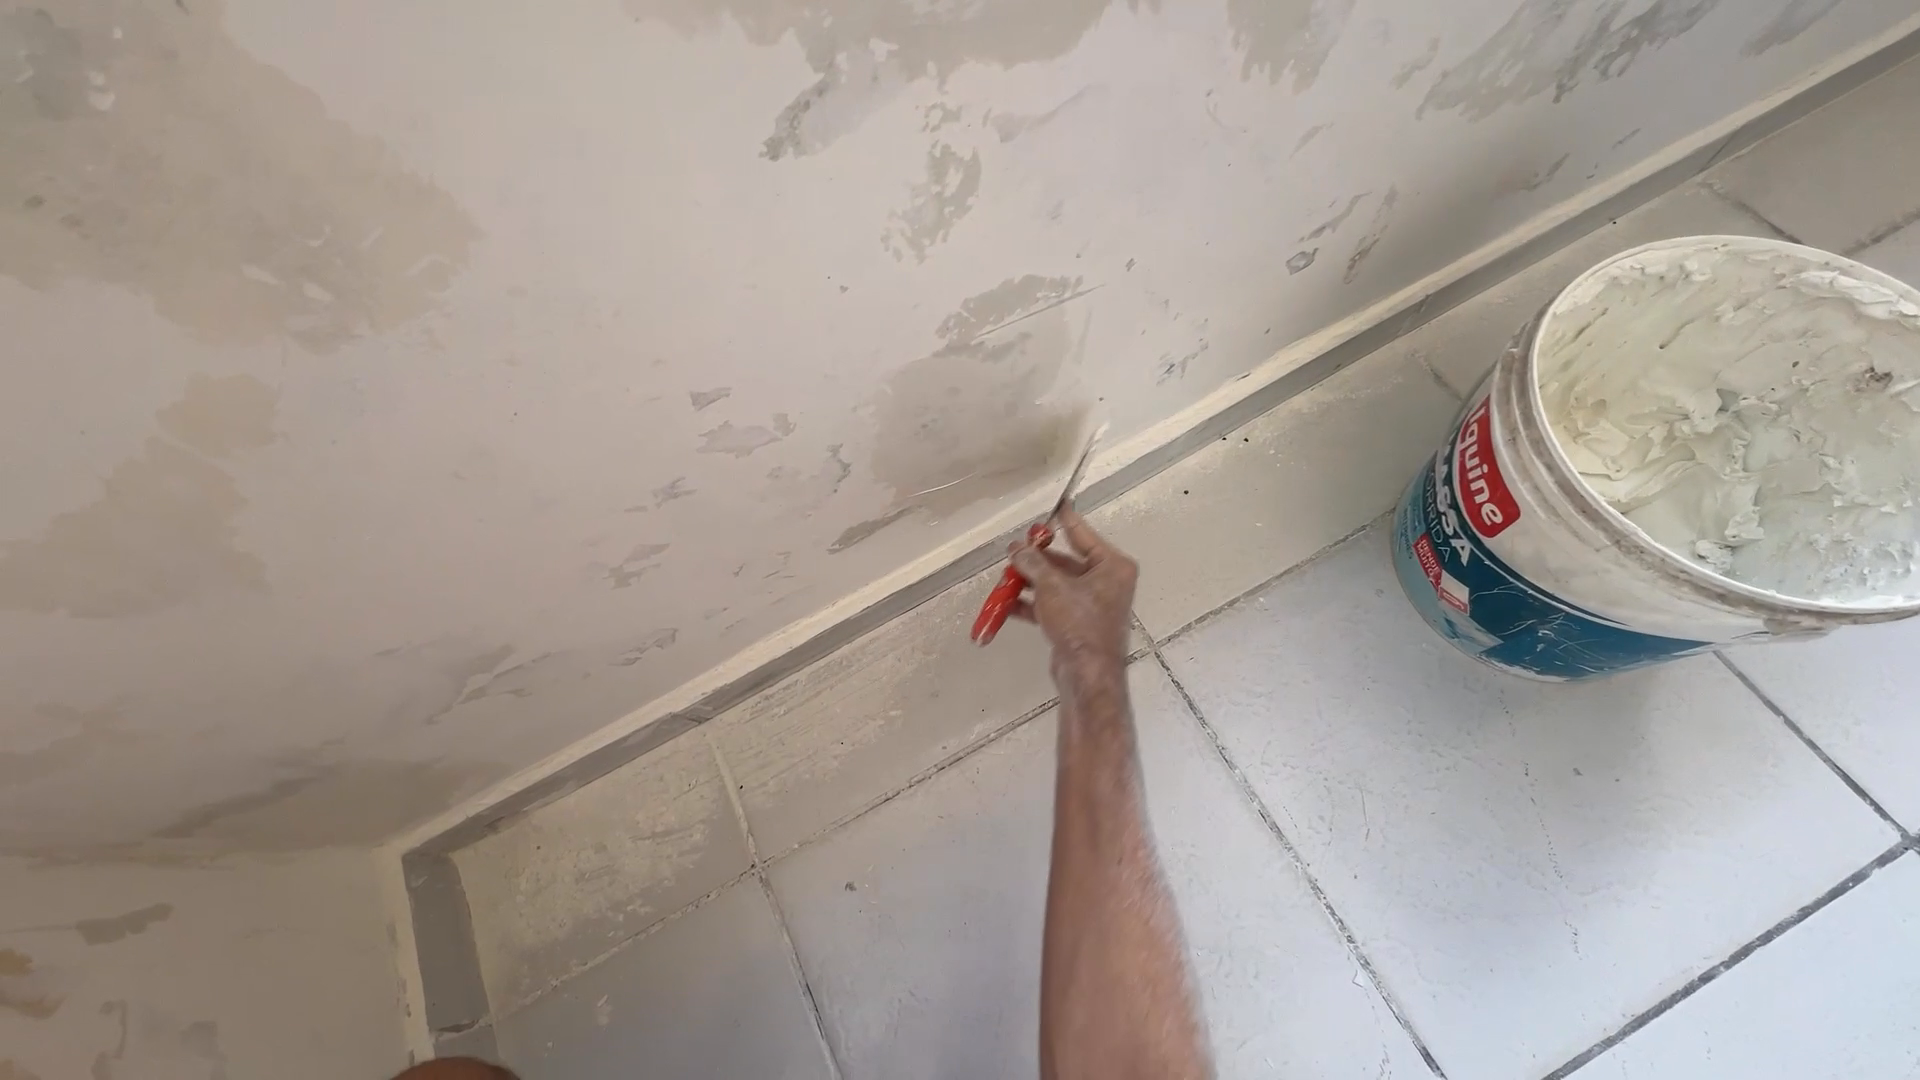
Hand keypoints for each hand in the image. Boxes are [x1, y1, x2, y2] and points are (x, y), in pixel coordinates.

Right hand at [1008, 505, 1137, 673]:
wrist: (1087, 674)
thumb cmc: (1079, 623)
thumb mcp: (1052, 586)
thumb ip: (1032, 563)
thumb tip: (1016, 549)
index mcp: (1112, 566)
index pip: (1083, 534)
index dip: (1066, 520)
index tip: (1057, 503)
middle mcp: (1105, 581)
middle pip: (1065, 560)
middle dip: (1036, 558)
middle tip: (1013, 550)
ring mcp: (1091, 604)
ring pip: (1055, 584)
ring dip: (1029, 581)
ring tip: (1005, 576)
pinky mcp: (1077, 624)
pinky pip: (1051, 605)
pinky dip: (1030, 604)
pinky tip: (1006, 604)